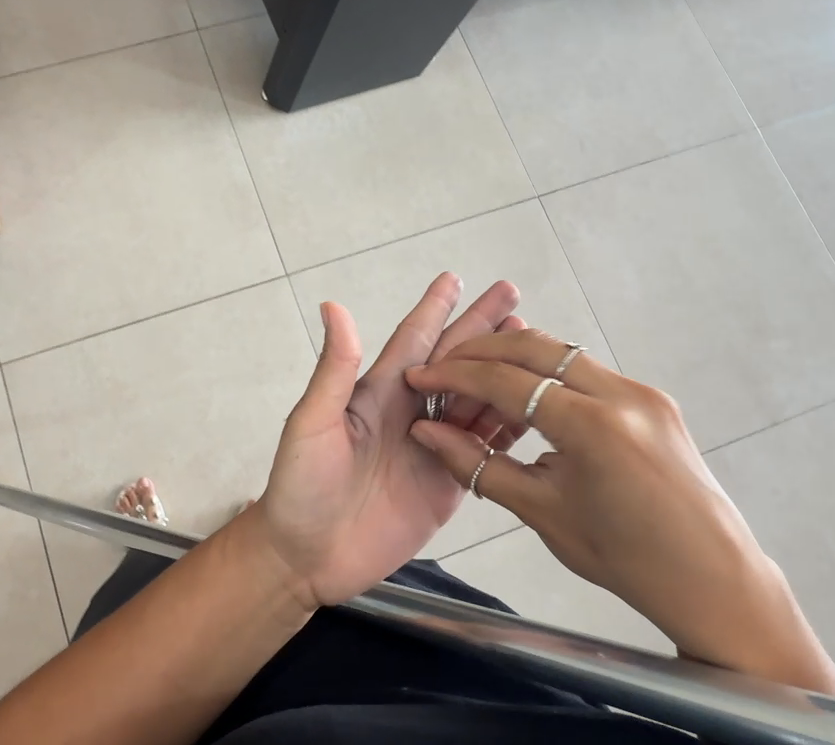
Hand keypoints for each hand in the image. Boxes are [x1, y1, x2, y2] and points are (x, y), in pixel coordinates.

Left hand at [246, 274, 524, 608]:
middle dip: (482, 329)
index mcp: (377, 394)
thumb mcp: (312, 422)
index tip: (456, 278)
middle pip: (455, 362)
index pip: (414, 341)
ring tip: (534, 347)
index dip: (435, 309)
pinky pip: (485, 451)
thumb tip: (332, 305)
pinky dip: (509, 429)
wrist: (307, 556)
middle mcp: (409, 413)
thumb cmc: (299, 485)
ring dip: (504, 374)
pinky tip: (534, 410)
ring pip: (476, 401)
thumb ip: (333, 369)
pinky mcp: (447, 484)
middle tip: (513, 296)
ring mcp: (432, 448)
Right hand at [404, 331, 834, 699]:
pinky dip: (545, 374)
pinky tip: (522, 397)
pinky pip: (585, 371)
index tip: (419, 379)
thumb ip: (478, 465)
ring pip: (559, 352)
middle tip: (440, 367)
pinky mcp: (653, 399)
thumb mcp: (542, 511)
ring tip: (474, 381)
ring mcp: (643, 392)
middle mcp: (622, 394)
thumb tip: (425, 432)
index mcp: (594, 427)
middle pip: (532, 347)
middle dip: (478, 351)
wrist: (715, 583)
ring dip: (511, 358)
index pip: (506, 380)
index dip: (454, 376)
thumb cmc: (626, 559)